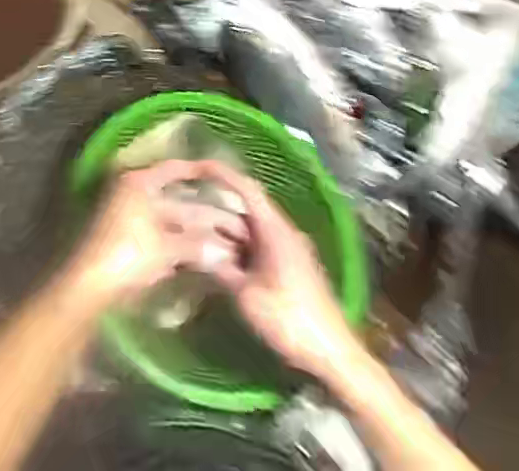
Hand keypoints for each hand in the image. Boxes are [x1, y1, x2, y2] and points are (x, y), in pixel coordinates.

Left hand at [58, 160, 248, 311]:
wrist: (91, 285)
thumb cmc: (128, 254)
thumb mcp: (167, 248)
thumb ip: (198, 245)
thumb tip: (226, 252)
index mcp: (139, 183)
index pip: (174, 169)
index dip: (201, 171)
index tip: (226, 176)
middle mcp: (135, 193)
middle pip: (180, 201)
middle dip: (211, 215)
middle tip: (241, 228)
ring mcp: (132, 218)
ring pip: (174, 223)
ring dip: (201, 235)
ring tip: (231, 247)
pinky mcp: (131, 242)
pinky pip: (165, 239)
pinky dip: (185, 248)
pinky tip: (208, 259)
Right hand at [193, 163, 362, 381]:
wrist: (333, 353)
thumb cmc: (288, 319)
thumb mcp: (246, 295)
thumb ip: (220, 268)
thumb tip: (197, 250)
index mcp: (275, 230)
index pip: (246, 188)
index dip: (222, 173)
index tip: (197, 165)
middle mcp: (284, 232)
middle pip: (246, 210)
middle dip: (216, 211)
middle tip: (185, 213)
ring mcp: (290, 249)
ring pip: (251, 230)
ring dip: (226, 233)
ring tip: (196, 237)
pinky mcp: (292, 267)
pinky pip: (260, 246)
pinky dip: (239, 248)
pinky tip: (221, 262)